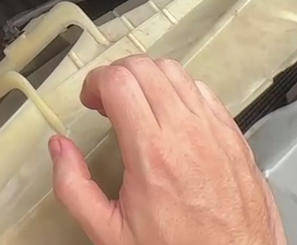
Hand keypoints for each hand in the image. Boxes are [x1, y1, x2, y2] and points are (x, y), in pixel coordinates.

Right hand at [49, 57, 284, 244]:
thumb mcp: (109, 235)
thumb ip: (73, 187)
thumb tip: (59, 146)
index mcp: (152, 152)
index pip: (118, 80)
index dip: (95, 82)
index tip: (91, 102)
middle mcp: (187, 133)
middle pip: (144, 67)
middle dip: (118, 75)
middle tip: (109, 103)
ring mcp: (216, 133)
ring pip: (175, 72)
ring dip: (149, 78)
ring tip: (140, 105)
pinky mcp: (237, 140)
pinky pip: (204, 92)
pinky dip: (181, 91)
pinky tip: (172, 117)